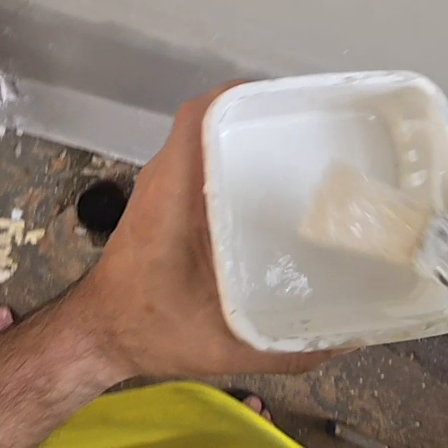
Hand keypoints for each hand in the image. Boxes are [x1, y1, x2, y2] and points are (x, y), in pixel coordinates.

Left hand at [66, 85, 337, 378]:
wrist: (99, 333)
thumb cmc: (152, 330)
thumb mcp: (225, 346)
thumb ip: (287, 350)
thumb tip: (348, 338)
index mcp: (173, 196)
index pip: (196, 120)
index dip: (237, 98)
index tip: (285, 104)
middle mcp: (164, 178)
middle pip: (206, 120)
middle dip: (255, 115)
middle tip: (309, 132)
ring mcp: (160, 184)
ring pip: (201, 136)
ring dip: (242, 134)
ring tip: (296, 152)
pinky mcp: (162, 196)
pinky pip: (197, 157)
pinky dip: (229, 157)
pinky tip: (265, 185)